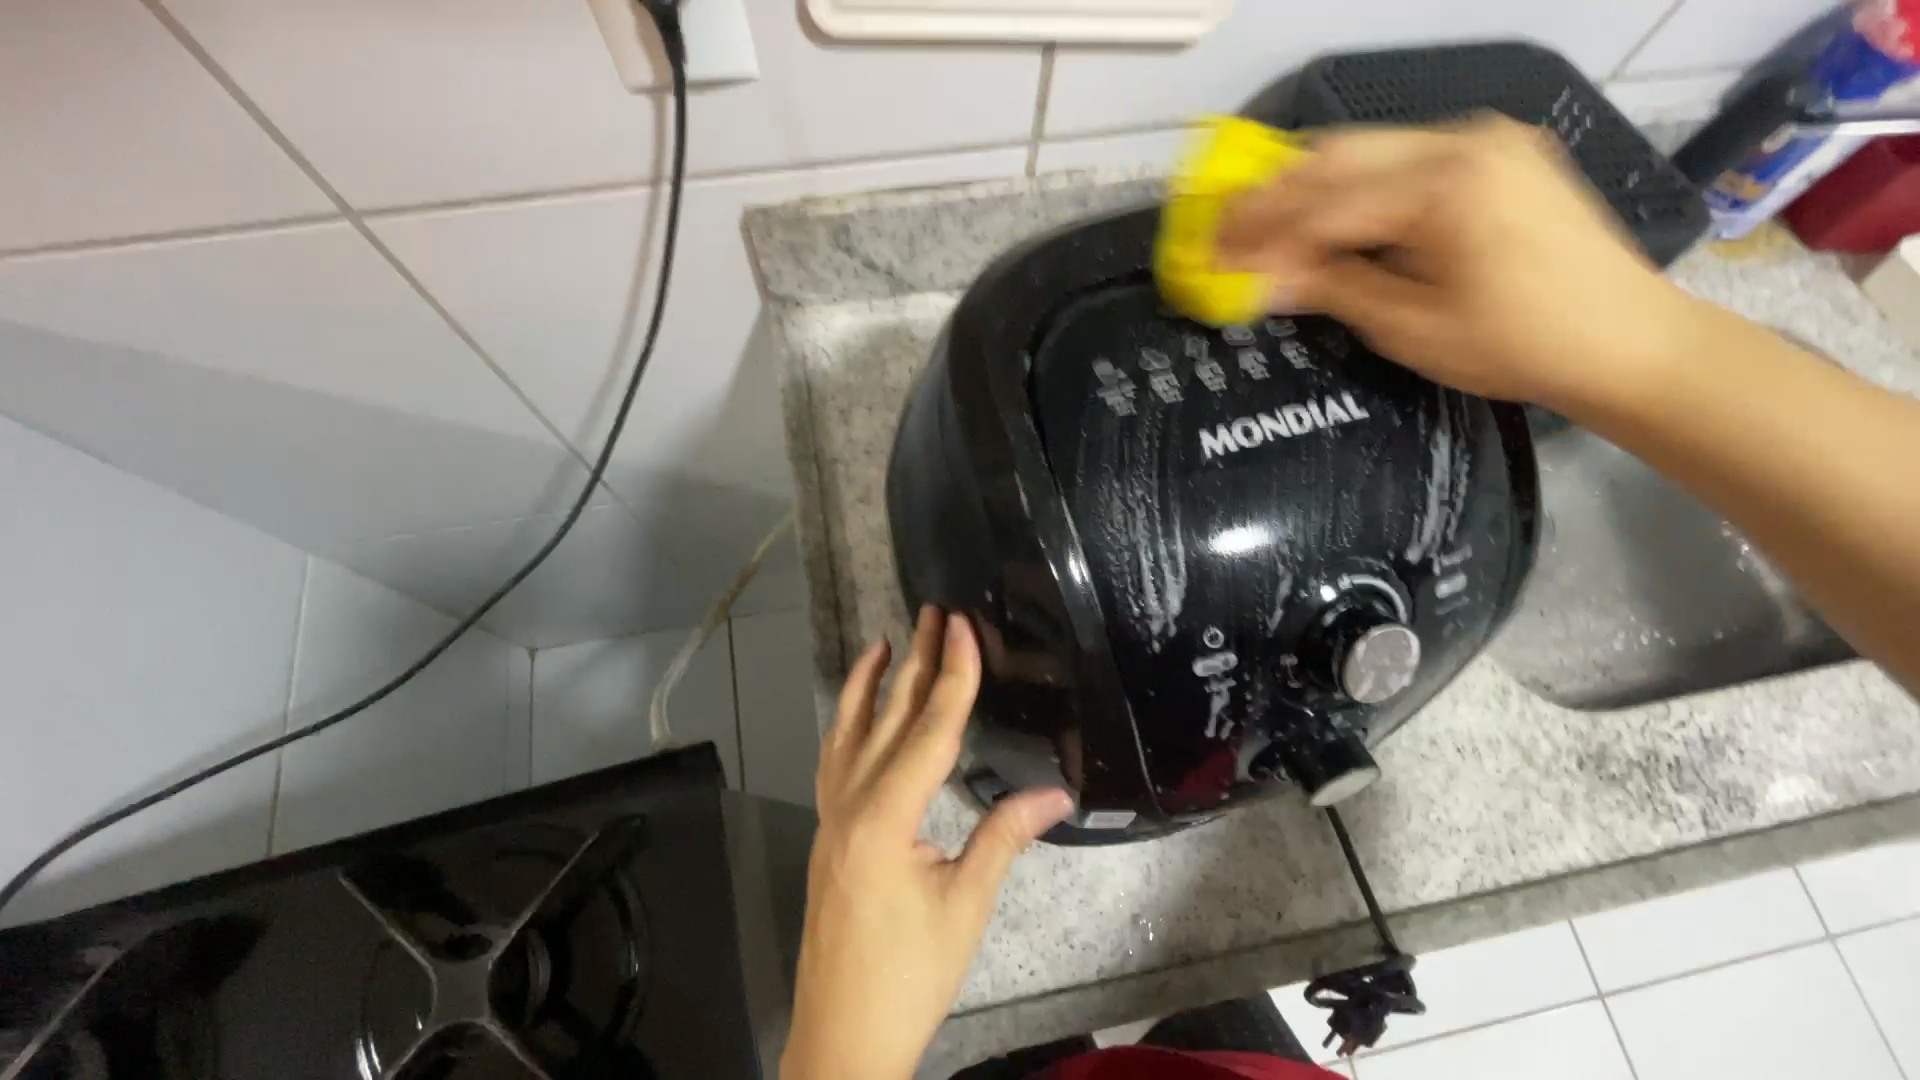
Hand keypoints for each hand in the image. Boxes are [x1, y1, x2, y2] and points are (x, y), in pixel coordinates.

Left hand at [782, 607, 1075, 1079]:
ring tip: (884, 643)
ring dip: (868, 686)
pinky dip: (846, 726)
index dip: (953, 676)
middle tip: (934, 614)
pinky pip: (833, 762)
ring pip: (848, 734)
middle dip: (916, 663)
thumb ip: (1003, 837)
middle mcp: (850, 803)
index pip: (929, 730)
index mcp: (885, 816)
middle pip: (888, 719)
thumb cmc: (910, 974)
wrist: (843, 1035)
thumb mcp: (965, 905)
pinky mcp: (827, 833)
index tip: (963, 628)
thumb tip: (1055, 792)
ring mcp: (831, 817)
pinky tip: (857, 715)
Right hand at [1218, 114, 1707, 413]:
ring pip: (1366, 150)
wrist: (1626, 340)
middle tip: (1220, 232)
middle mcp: (1463, 142)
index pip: (1324, 204)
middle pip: (1338, 156)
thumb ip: (1332, 288)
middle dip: (1271, 197)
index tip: (1209, 258)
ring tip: (1257, 225)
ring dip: (1305, 187)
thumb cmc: (1517, 345)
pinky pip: (1400, 160)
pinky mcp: (1494, 156)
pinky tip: (1321, 217)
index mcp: (1445, 185)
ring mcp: (1483, 142)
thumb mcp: (1410, 327)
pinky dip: (1350, 188)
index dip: (1259, 234)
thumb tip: (1258, 280)